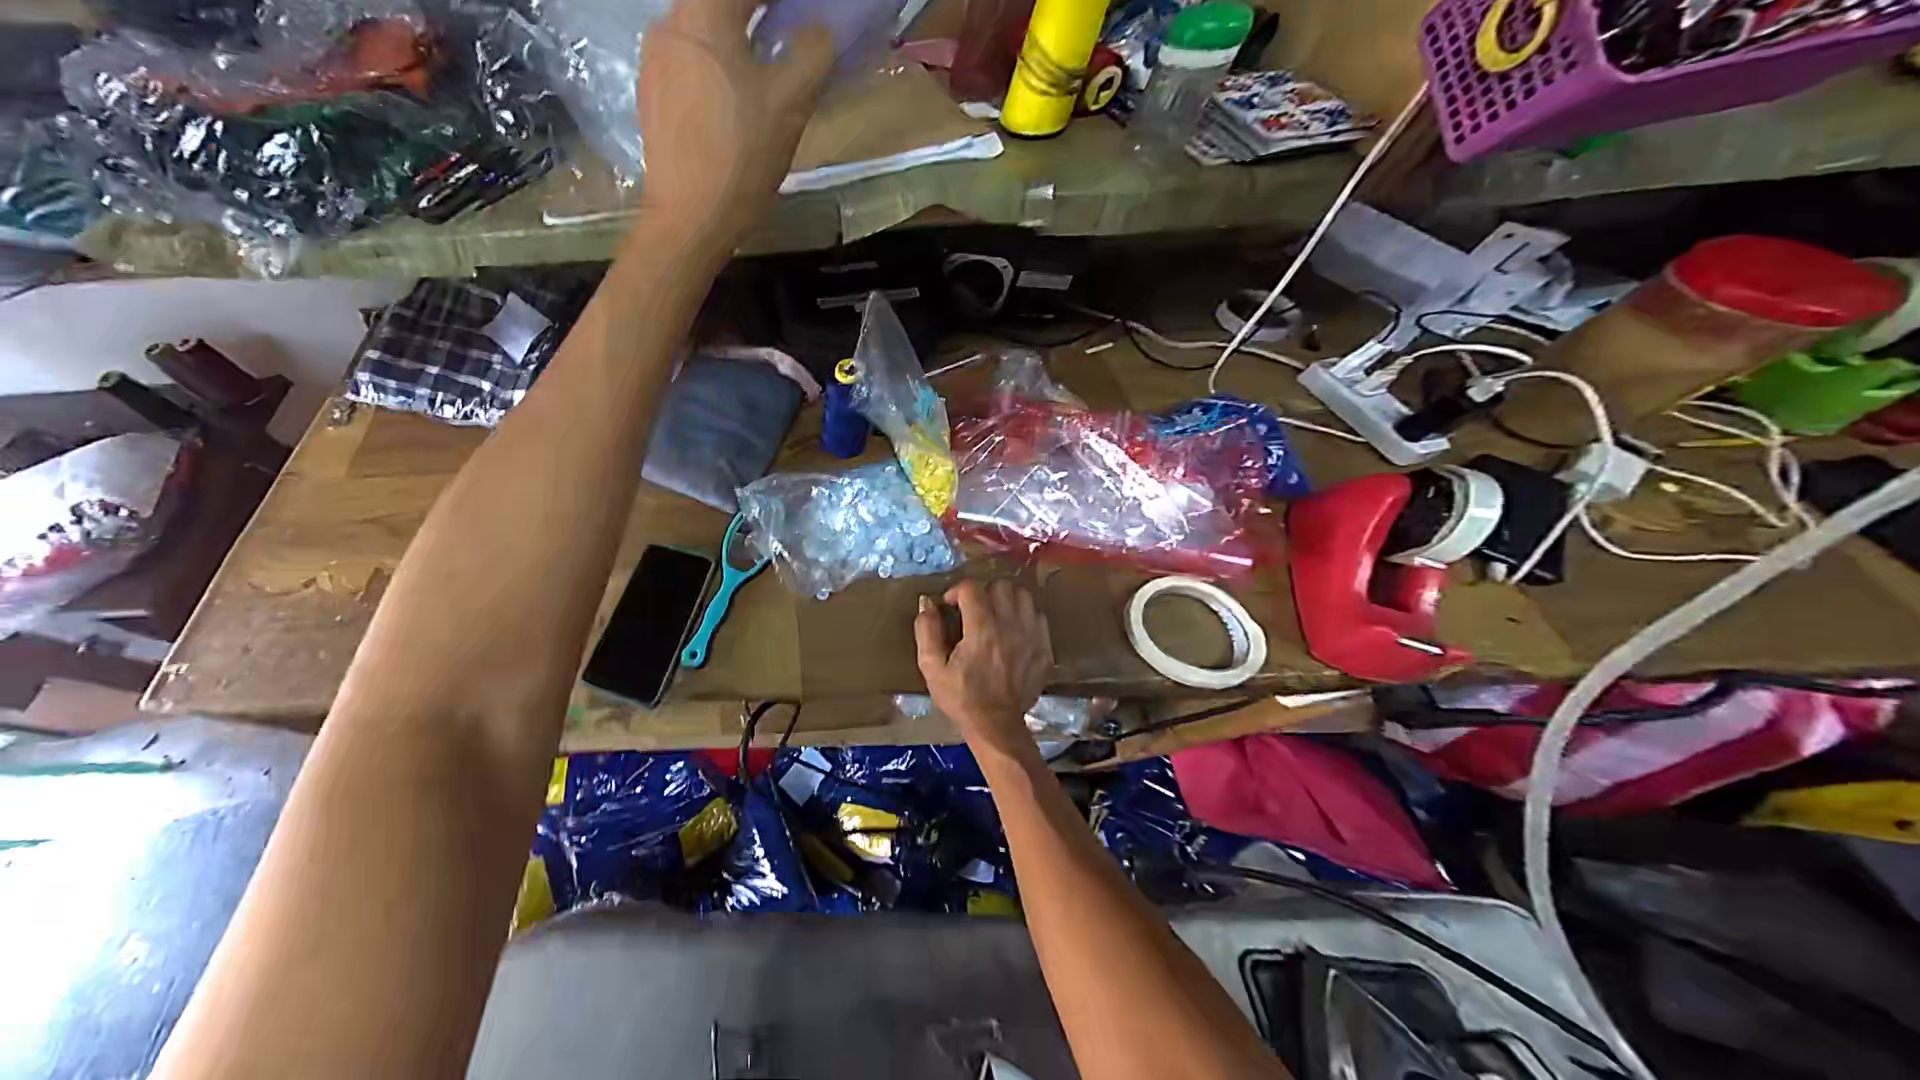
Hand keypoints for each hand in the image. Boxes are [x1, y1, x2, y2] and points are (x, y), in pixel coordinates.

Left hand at [636, 0, 833, 245]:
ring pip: (700, 27)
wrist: (692, 217)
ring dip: (734, 32)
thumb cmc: (743, 156)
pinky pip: (688, 57)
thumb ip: (812, 55)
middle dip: (755, 8)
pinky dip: (716, 59)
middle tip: (787, 28)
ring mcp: (655, 60)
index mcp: (702, 17)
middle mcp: (668, 25)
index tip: (798, 12)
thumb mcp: (791, 104)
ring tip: (764, 59)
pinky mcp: (653, 94)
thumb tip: (821, 31)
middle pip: (715, 1)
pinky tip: (735, 93)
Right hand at [915, 580, 1053, 759]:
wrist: (996, 725)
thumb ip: (927, 631)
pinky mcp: (1045, 648)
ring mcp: (1032, 636)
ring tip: (995, 616)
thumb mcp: (933, 668)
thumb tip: (927, 603)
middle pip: (1000, 586)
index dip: (957, 591)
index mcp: (982, 629)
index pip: (972, 588)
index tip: (950, 605)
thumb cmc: (961, 698)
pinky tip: (1013, 631)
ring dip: (1006, 600)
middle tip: (973, 611)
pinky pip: (1037, 616)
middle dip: (983, 593)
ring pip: (1023, 596)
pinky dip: (1024, 617)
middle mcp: (1011, 626)